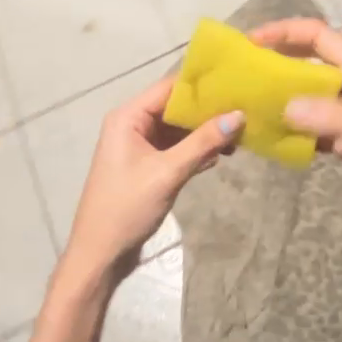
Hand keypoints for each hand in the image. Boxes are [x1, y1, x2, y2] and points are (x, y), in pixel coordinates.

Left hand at [62, 76, 243, 273]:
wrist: (99, 257)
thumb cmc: (127, 208)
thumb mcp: (168, 173)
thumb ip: (202, 142)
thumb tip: (238, 115)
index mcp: (128, 117)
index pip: (169, 88)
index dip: (201, 86)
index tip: (234, 85)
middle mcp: (132, 124)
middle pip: (175, 107)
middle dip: (207, 111)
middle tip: (243, 111)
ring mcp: (138, 146)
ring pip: (177, 129)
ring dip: (203, 133)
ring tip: (239, 134)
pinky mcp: (146, 166)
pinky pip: (174, 148)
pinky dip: (195, 150)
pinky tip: (221, 155)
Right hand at [250, 18, 341, 210]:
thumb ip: (336, 120)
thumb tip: (284, 106)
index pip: (319, 38)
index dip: (285, 32)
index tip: (251, 40)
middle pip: (306, 65)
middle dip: (274, 65)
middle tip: (237, 77)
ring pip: (306, 99)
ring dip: (278, 101)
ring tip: (243, 109)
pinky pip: (312, 130)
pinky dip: (291, 132)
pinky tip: (268, 141)